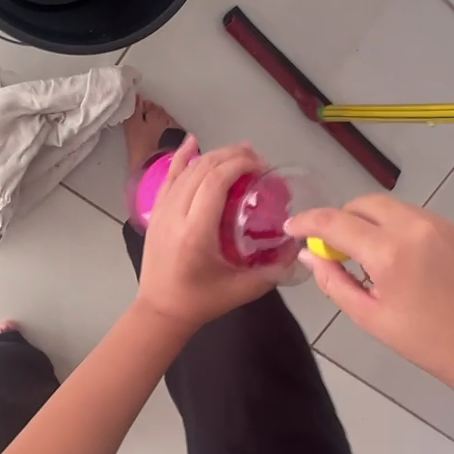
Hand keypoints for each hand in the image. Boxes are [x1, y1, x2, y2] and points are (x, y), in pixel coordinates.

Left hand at [133, 137, 275, 333]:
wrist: (160, 311)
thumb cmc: (201, 301)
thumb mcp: (242, 289)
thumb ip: (272, 271)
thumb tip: (297, 250)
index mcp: (195, 232)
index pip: (215, 182)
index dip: (240, 165)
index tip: (262, 166)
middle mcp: (175, 216)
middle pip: (202, 170)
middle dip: (231, 156)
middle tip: (257, 159)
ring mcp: (161, 213)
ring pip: (185, 170)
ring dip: (212, 155)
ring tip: (238, 152)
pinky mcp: (155, 214)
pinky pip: (167, 178)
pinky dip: (181, 158)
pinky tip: (192, 142)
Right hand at [285, 195, 453, 394]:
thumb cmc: (427, 342)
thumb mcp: (371, 318)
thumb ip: (334, 282)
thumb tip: (309, 256)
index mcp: (389, 252)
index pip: (334, 221)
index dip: (307, 222)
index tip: (290, 228)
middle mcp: (413, 226)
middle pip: (362, 204)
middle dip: (339, 219)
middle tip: (331, 250)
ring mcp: (437, 224)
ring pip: (387, 207)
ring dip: (365, 222)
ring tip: (362, 258)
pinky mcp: (453, 230)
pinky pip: (409, 216)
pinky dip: (390, 226)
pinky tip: (392, 260)